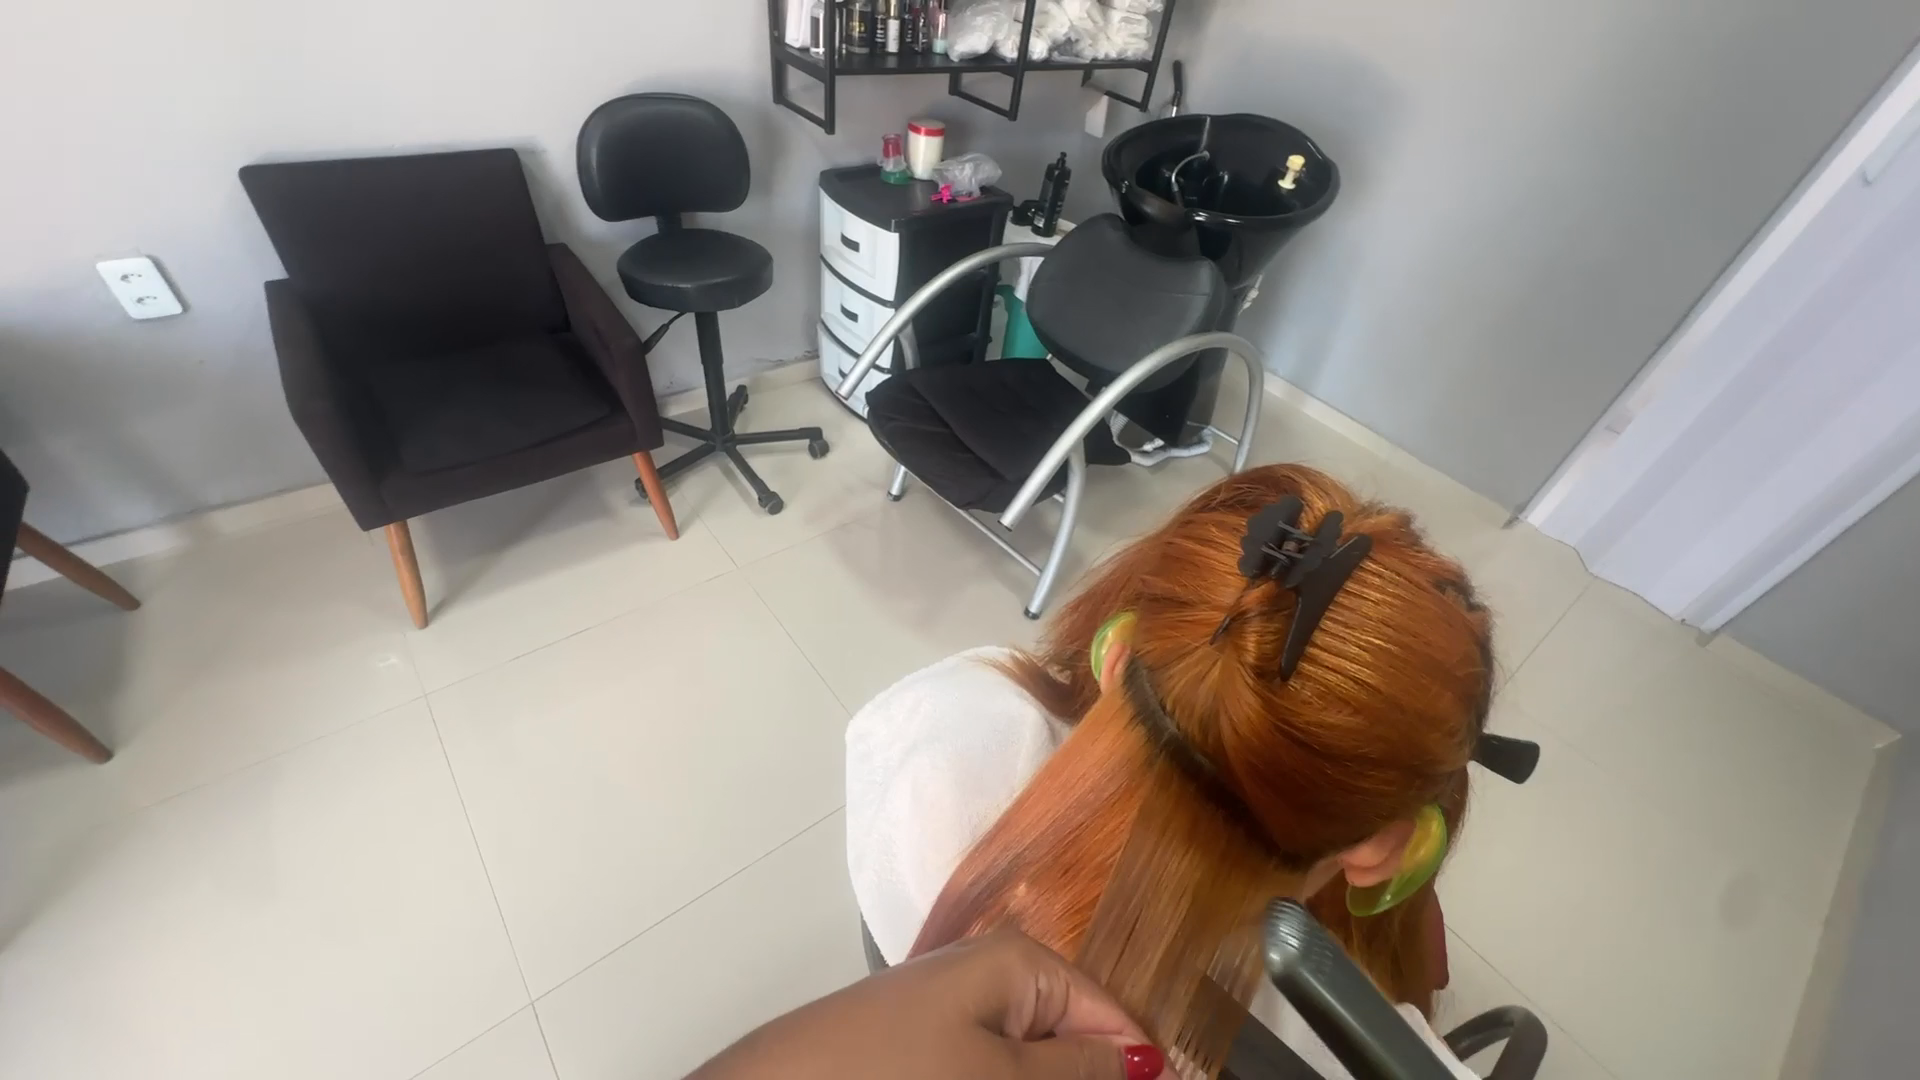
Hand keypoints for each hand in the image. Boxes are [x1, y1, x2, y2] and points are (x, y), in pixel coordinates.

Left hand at [688, 927, 1168, 1079]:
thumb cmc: (895, 1074)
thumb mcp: (1001, 1078)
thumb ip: (1080, 1073)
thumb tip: (1151, 1064)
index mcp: (1022, 962)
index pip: (1116, 1021)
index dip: (1143, 1072)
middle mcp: (997, 976)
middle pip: (1076, 1045)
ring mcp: (963, 1014)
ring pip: (1035, 1062)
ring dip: (1047, 1078)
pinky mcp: (935, 1047)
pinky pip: (995, 1064)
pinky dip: (1006, 1077)